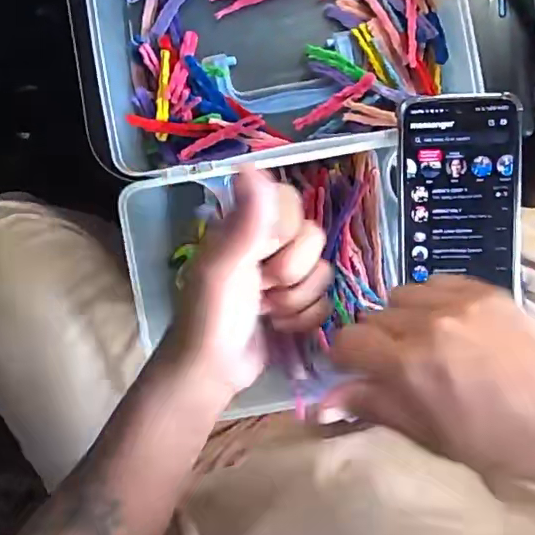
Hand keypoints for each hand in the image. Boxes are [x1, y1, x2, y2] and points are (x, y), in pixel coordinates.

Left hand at [168, 166, 332, 395]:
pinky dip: (302, 319)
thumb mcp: (225, 266)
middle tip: (262, 288)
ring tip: (268, 311)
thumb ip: (246, 220)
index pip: (292, 202)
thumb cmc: (211, 315)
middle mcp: (267, 243)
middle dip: (292, 272)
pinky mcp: (296, 302)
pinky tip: (278, 326)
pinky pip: (323, 299)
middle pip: (313, 237)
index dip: (287, 231)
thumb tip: (250, 164)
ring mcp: (284, 274)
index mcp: (246, 225)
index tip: (265, 252)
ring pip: (322, 271)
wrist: (213, 371)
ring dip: (296, 299)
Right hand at [325, 275, 534, 496]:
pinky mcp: (483, 288)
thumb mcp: (430, 435)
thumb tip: (322, 402)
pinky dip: (431, 299)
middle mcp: (426, 324)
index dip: (346, 357)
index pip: (348, 340)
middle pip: (372, 316)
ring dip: (401, 316)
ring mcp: (457, 301)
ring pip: (400, 295)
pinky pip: (435, 281)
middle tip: (396, 363)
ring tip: (425, 341)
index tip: (356, 369)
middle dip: (375, 339)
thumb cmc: (500, 444)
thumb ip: (374, 407)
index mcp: (409, 366)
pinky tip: (449, 323)